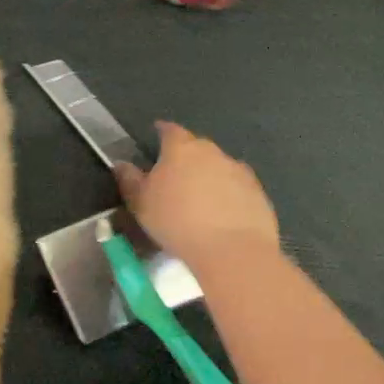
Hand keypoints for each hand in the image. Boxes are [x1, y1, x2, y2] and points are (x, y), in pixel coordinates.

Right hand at [115, 121, 279, 266]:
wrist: (234, 253)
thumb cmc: (177, 221)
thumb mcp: (140, 202)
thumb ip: (129, 179)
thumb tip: (122, 165)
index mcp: (181, 148)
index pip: (170, 130)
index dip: (162, 132)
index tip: (156, 137)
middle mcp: (213, 153)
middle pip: (197, 147)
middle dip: (186, 156)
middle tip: (175, 174)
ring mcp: (241, 174)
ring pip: (220, 167)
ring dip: (210, 175)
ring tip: (200, 197)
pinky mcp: (260, 197)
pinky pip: (239, 189)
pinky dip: (229, 195)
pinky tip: (222, 214)